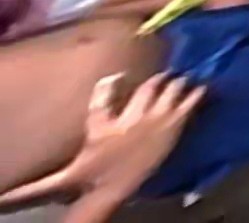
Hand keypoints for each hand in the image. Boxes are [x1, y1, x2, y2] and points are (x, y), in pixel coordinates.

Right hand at [0, 74, 205, 208]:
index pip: (102, 102)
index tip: (115, 76)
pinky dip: (199, 89)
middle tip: (163, 77)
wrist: (117, 190)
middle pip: (148, 87)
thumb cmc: (90, 181)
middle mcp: (131, 119)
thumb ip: (27, 186)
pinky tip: (203, 85)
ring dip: (180, 81)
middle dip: (157, 79)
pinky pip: (194, 97)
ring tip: (183, 79)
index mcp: (102, 130)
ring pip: (175, 87)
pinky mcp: (178, 121)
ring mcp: (157, 118)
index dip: (108, 87)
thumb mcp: (60, 178)